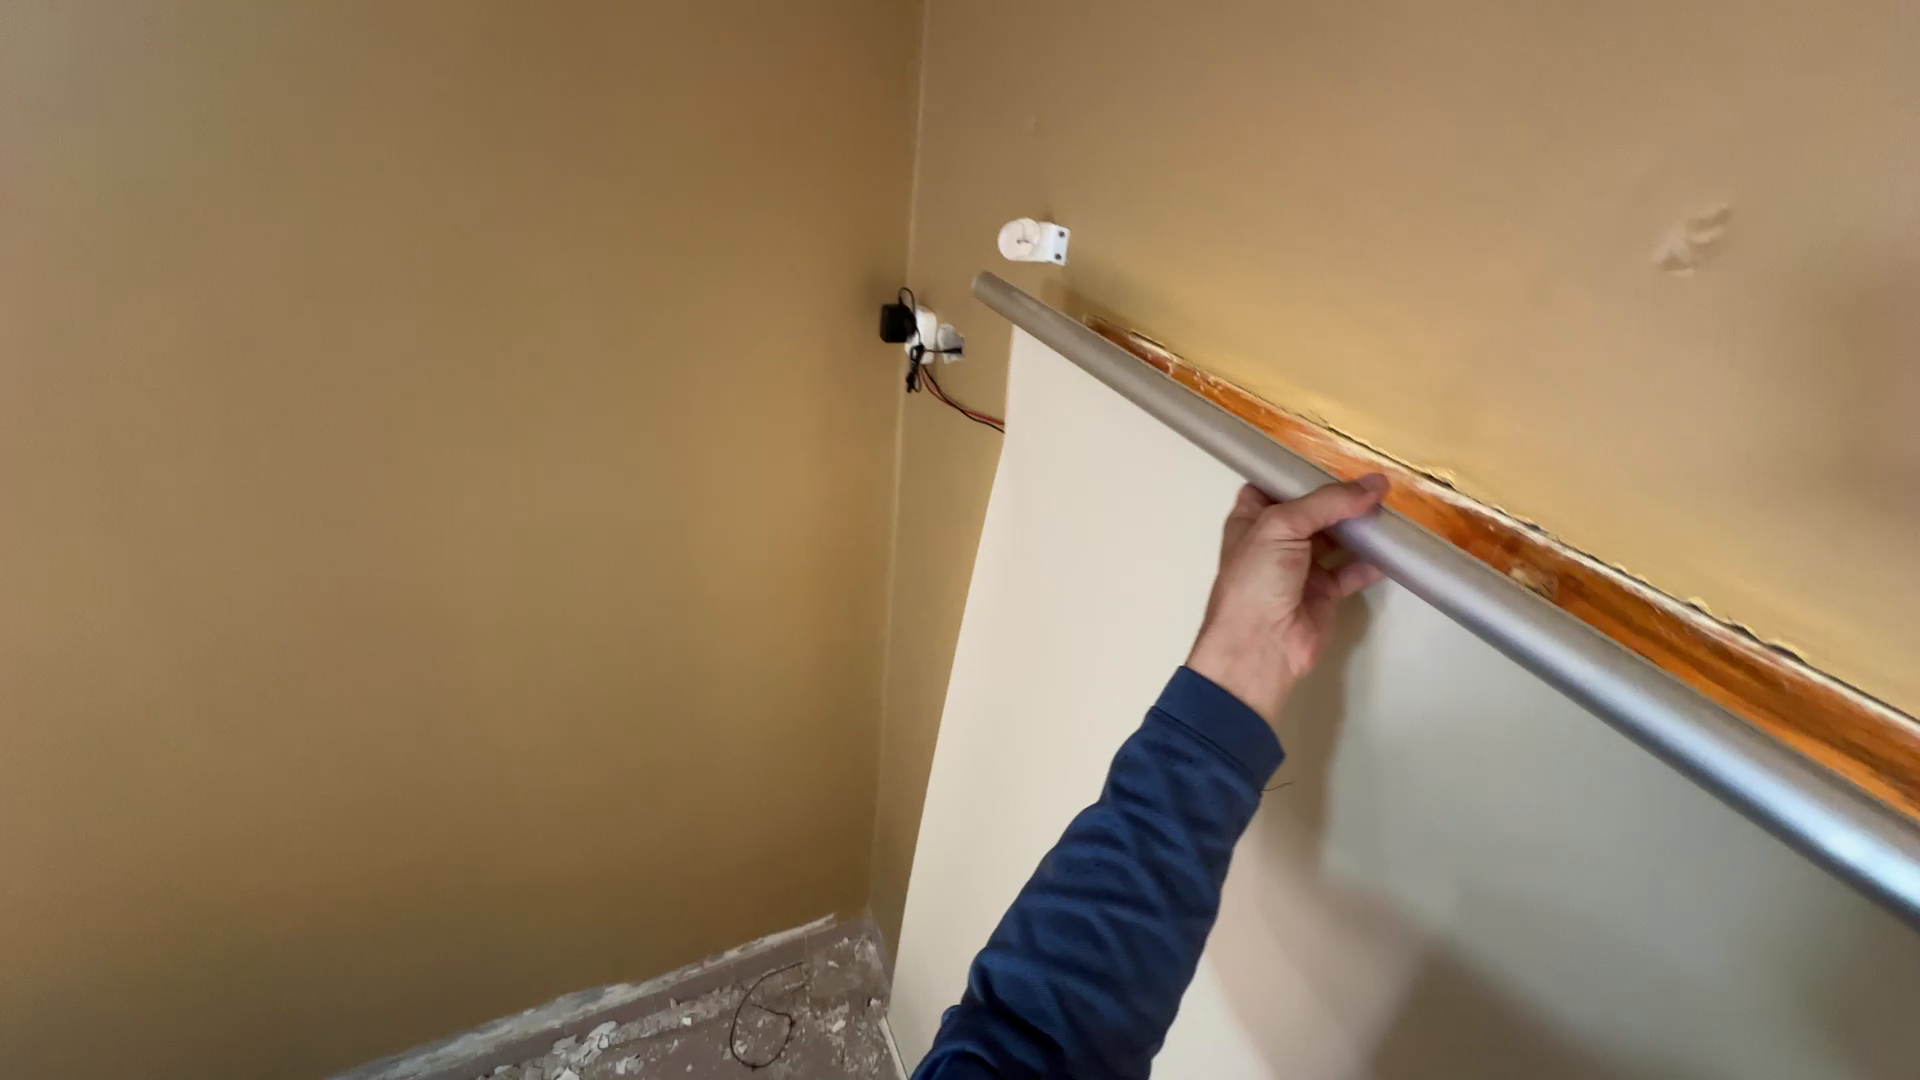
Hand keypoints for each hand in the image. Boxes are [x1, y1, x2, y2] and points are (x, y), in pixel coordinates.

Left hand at [1186, 476, 1388, 725]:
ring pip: (1335, 538)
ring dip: (1360, 527)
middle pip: (1311, 511)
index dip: (1296, 473)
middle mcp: (1274, 541)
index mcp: (1250, 520)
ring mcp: (1299, 567)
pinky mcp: (1323, 593)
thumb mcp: (1281, 526)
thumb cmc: (1256, 579)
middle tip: (1377, 483)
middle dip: (1339, 498)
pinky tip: (1395, 549)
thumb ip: (1327, 503)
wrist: (1259, 646)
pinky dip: (1373, 562)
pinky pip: (1353, 571)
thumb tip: (1375, 483)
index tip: (1335, 458)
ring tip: (1392, 508)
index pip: (1271, 486)